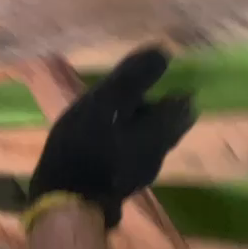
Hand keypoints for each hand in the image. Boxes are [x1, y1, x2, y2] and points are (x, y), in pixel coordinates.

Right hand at [26, 48, 194, 229]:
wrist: (67, 198)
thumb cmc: (85, 145)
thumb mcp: (105, 103)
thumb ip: (133, 79)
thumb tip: (163, 50)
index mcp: (158, 131)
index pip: (181, 108)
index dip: (177, 94)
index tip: (172, 84)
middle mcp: (157, 153)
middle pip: (168, 128)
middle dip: (162, 112)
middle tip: (149, 98)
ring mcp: (138, 173)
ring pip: (149, 143)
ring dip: (143, 129)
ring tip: (123, 117)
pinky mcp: (118, 184)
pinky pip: (129, 156)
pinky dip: (125, 144)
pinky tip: (106, 144)